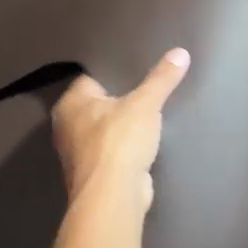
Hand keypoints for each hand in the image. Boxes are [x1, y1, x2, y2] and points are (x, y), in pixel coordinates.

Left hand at [50, 49, 191, 210]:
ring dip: (124, 122)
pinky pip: (113, 147)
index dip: (114, 70)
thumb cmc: (119, 142)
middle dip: (121, 96)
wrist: (113, 196)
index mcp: (70, 104)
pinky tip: (145, 138)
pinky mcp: (96, 170)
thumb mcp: (146, 103)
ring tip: (151, 109)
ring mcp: (79, 151)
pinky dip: (126, 143)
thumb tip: (180, 52)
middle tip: (149, 83)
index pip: (91, 77)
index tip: (138, 63)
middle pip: (99, 102)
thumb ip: (162, 78)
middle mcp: (67, 126)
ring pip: (105, 126)